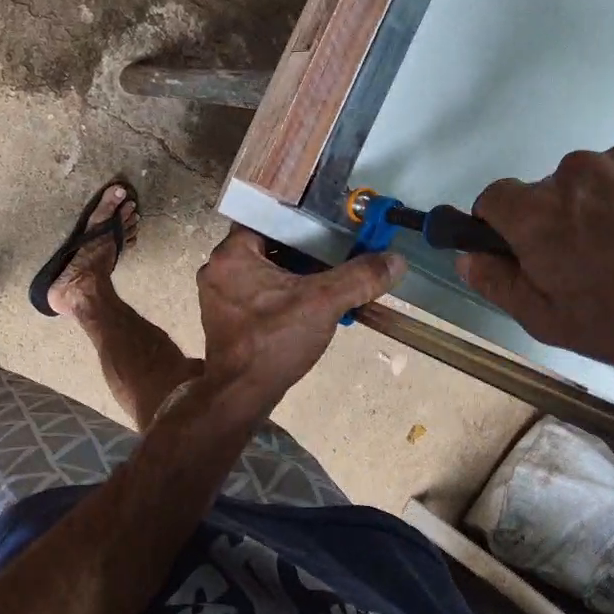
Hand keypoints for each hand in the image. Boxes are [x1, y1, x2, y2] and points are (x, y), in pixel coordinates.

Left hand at [196, 226, 405, 414]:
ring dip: (295, 275)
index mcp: (231, 254)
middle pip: (268, 246)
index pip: (268, 220)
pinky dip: (283, 295)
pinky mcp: (226, 318)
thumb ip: (360, 277)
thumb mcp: (323, 303)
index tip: (331, 227)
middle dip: (303, 251)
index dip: (302, 221)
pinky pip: (258, 294)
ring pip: (264, 272)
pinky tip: (311, 306)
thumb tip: (396, 259)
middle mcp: (217, 269)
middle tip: (337, 253)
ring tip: (330, 279)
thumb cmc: (274, 340)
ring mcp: (218, 296)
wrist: (241, 393)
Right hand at [456, 141, 613, 368]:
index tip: (527, 255)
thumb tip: (466, 257)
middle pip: (550, 191)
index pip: (493, 199)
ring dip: (611, 207)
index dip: (502, 227)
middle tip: (597, 266)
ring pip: (602, 180)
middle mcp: (577, 171)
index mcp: (537, 211)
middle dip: (562, 221)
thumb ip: (500, 284)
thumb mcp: (556, 322)